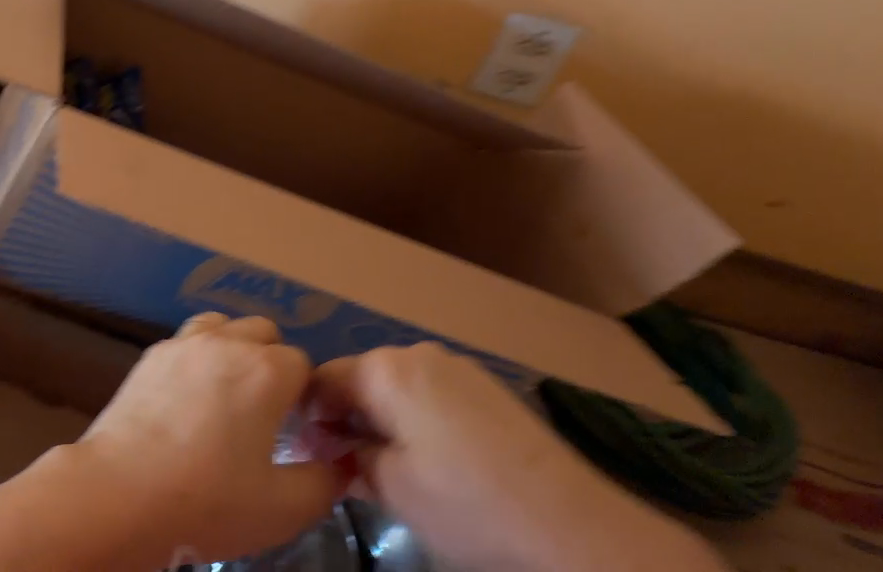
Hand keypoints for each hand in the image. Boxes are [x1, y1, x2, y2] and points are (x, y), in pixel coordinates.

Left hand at [52, 312, 342, 564]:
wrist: (122, 491)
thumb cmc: (208, 500)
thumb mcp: (284, 507)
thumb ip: (325, 481)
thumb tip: (340, 463)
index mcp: (264, 371)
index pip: (303, 364)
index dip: (305, 396)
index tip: (296, 430)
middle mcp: (224, 344)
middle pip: (262, 332)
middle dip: (273, 363)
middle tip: (266, 411)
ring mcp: (181, 344)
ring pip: (221, 326)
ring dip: (233, 349)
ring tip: (228, 395)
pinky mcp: (149, 356)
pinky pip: (186, 341)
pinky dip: (198, 357)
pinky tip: (190, 398)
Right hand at [307, 343, 727, 571]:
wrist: (578, 527)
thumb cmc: (469, 505)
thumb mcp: (392, 488)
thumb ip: (349, 456)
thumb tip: (327, 445)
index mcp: (384, 369)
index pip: (321, 380)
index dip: (306, 416)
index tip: (304, 455)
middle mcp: (417, 353)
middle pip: (360, 379)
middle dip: (344, 417)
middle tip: (341, 466)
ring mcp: (458, 368)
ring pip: (397, 388)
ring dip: (381, 420)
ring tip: (386, 467)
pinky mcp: (489, 390)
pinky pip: (431, 396)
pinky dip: (417, 421)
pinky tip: (431, 462)